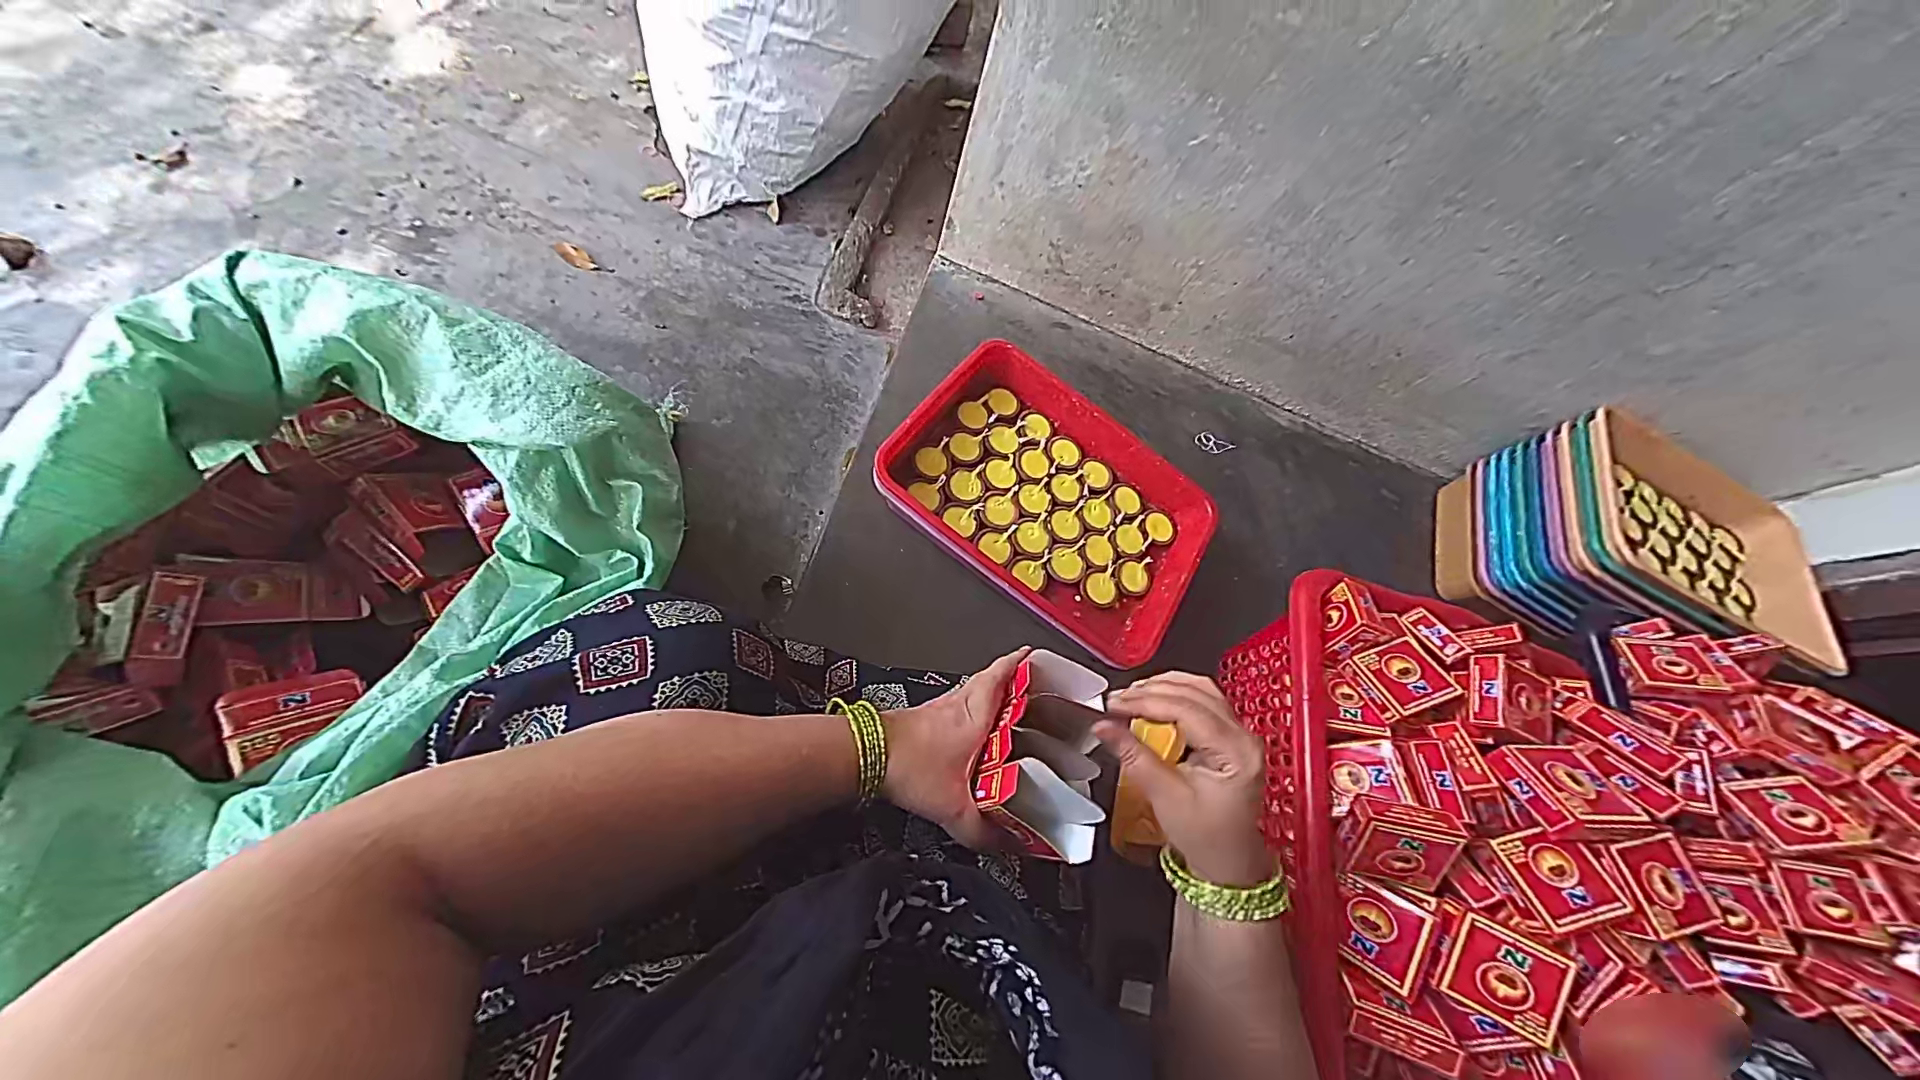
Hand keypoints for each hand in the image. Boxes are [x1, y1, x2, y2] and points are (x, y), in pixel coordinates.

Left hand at [881, 648, 1030, 849]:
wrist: (867, 754)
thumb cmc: (908, 766)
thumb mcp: (954, 808)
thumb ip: (985, 832)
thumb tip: (1009, 845)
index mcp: (975, 714)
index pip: (1003, 674)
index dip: (1022, 661)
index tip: (1037, 656)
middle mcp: (959, 704)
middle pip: (991, 678)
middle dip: (1013, 677)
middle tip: (1031, 685)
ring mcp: (941, 708)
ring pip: (974, 692)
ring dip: (992, 694)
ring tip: (1011, 711)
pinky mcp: (927, 718)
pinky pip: (959, 706)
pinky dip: (973, 711)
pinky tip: (976, 734)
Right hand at [1095, 672, 1272, 886]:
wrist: (1229, 860)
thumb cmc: (1207, 837)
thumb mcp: (1165, 797)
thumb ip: (1134, 756)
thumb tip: (1105, 726)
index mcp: (1236, 752)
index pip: (1186, 709)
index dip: (1146, 702)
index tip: (1115, 705)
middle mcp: (1244, 736)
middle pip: (1194, 692)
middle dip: (1151, 691)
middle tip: (1117, 700)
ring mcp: (1239, 733)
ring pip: (1199, 689)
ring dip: (1163, 687)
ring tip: (1131, 696)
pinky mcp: (1228, 733)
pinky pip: (1202, 699)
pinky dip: (1174, 694)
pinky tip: (1152, 699)